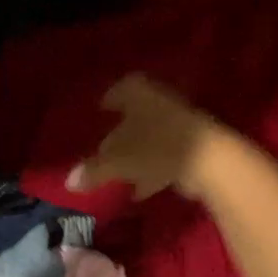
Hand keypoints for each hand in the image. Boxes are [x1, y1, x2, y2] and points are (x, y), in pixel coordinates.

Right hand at [66, 75, 242, 200]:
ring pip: (150, 137)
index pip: (123, 88)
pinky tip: (141, 188)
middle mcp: (159, 103)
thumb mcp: (118, 162)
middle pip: (136, 115)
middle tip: (104, 149)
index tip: (102, 107)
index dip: (112, 96)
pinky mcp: (192, 147)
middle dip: (121, 132)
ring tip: (119, 173)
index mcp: (140, 95)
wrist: (208, 161)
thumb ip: (94, 170)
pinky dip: (151, 169)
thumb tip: (69, 182)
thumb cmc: (156, 149)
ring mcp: (179, 124)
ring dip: (136, 154)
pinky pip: (164, 155)